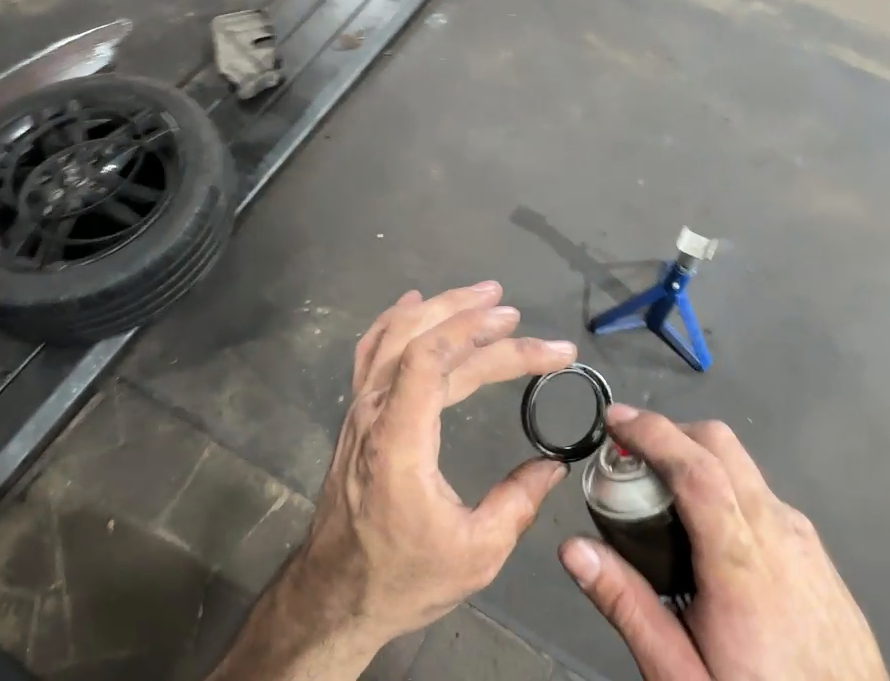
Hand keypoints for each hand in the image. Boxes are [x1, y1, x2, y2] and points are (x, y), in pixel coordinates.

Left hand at [207, 282, 577, 680]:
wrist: (335, 594)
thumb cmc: (404, 576)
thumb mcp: (476, 552)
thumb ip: (518, 501)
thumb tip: (554, 464)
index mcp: (398, 441)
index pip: (434, 360)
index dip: (484, 338)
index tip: (530, 336)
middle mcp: (373, 412)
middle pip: (420, 341)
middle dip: (471, 319)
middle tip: (514, 311)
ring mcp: (359, 410)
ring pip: (393, 336)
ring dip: (438, 308)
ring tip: (480, 295)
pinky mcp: (357, 416)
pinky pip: (372, 351)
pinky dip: (396, 320)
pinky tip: (415, 304)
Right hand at [559, 406, 887, 680]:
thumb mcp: (682, 676)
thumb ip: (629, 606)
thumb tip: (574, 549)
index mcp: (741, 565)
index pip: (697, 470)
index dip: (653, 433)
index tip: (615, 419)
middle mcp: (779, 535)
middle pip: (723, 447)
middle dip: (671, 432)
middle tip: (628, 452)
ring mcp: (804, 541)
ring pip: (744, 468)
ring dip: (698, 459)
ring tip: (659, 495)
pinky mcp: (817, 554)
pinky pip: (763, 497)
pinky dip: (725, 487)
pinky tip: (705, 534)